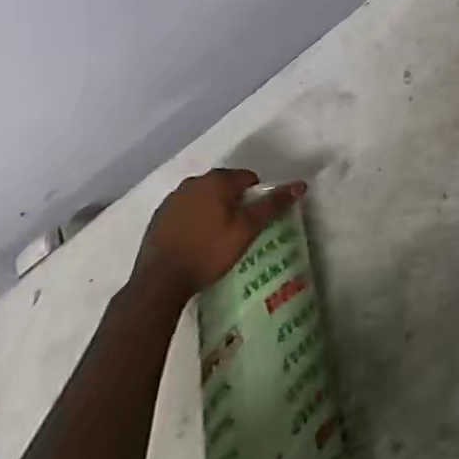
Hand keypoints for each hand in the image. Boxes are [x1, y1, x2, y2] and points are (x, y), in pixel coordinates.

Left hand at [134, 168, 305, 294]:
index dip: (256, 197)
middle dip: (235, 201)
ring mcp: (173, 198)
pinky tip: (196, 241)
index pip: (248, 177)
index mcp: (216, 181)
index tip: (255, 220)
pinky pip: (186, 210)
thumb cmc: (209, 252)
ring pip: (204, 197)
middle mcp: (193, 182)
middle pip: (225, 185)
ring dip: (214, 209)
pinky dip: (194, 219)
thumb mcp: (247, 229)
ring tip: (217, 237)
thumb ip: (272, 204)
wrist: (160, 281)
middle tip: (239, 230)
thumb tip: (299, 184)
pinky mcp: (159, 216)